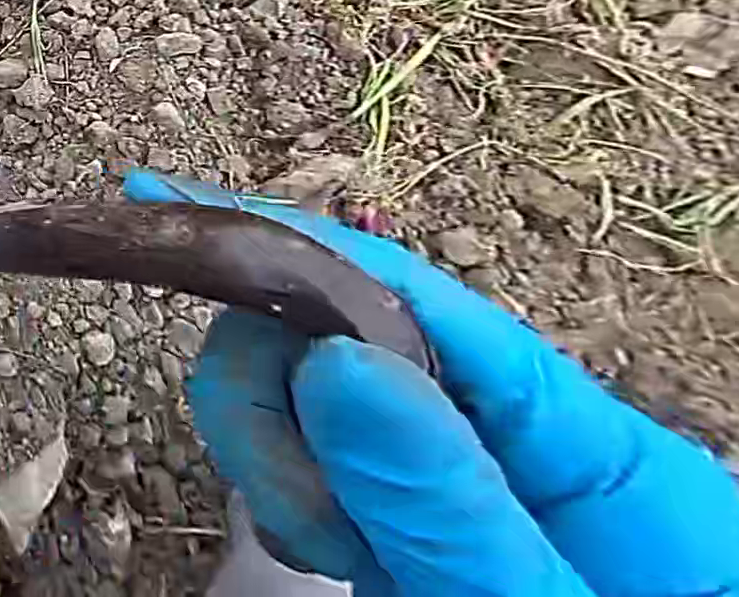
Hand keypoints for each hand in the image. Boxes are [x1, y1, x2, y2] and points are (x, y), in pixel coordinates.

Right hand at [123, 169, 738, 596]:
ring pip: (272, 375)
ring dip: (260, 449)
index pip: (403, 288)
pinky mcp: (363, 476)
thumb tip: (331, 355)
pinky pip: (274, 430)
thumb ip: (437, 494)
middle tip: (287, 504)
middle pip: (311, 328)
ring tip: (313, 542)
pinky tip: (309, 537)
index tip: (165, 196)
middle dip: (262, 397)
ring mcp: (410, 444)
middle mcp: (478, 414)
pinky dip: (264, 476)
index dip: (283, 235)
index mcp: (572, 435)